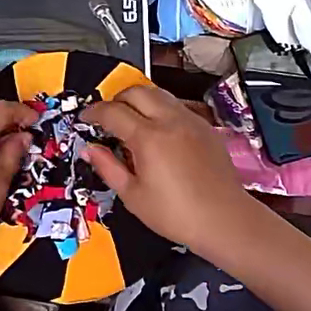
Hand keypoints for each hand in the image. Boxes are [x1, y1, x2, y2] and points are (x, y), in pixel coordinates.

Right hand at [82, 85, 259, 250]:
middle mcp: (171, 122)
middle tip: (107, 116)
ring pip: (160, 94)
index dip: (94, 112)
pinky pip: (178, 106)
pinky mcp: (206, 127)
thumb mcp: (133, 196)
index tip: (86, 118)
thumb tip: (90, 150)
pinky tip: (158, 131)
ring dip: (140, 100)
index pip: (113, 112)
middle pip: (137, 91)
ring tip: (131, 121)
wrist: (224, 219)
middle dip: (117, 99)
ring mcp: (191, 121)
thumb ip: (108, 167)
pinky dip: (162, 109)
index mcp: (149, 138)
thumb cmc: (178, 214)